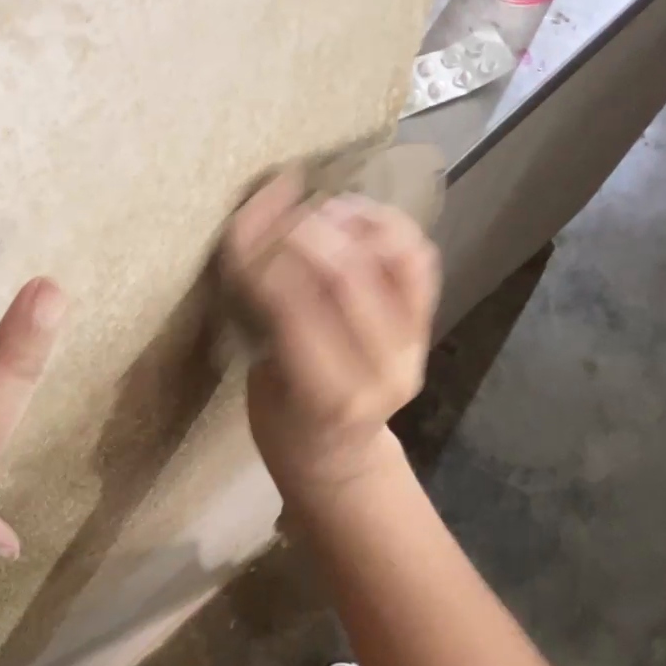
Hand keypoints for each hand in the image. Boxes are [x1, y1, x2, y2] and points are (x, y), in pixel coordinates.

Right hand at [222, 167, 440, 490]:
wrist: (338, 458)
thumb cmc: (281, 426)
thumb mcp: (259, 386)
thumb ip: (264, 324)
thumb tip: (255, 243)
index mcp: (323, 395)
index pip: (291, 307)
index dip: (262, 257)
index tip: (238, 226)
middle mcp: (379, 370)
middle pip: (345, 275)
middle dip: (302, 229)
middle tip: (272, 208)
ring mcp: (412, 347)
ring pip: (389, 259)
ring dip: (348, 220)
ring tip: (313, 207)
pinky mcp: (427, 328)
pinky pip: (417, 261)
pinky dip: (387, 226)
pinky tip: (352, 213)